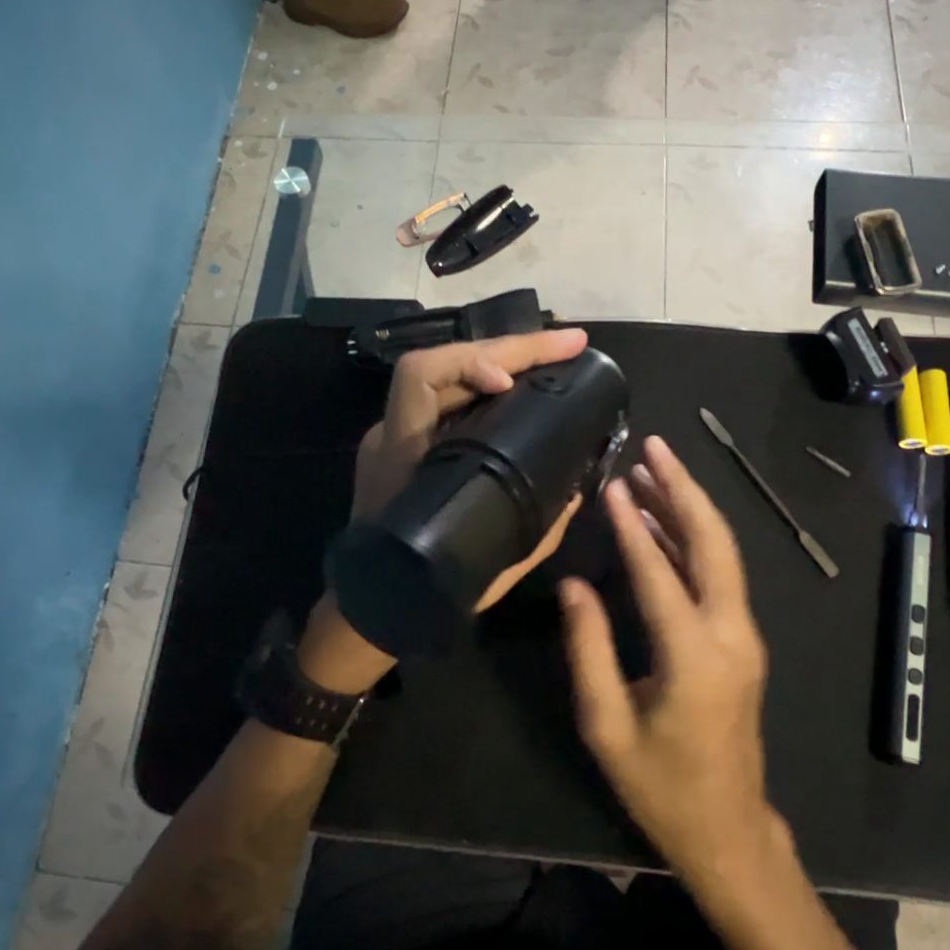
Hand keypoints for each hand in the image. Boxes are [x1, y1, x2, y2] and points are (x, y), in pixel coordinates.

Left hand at [300, 329, 591, 694]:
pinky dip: (488, 384)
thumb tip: (579, 492)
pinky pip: (449, 399)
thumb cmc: (420, 590)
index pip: (420, 378)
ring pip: (448, 374)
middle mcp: (395, 434)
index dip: (468, 364)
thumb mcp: (485, 567)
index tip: (510, 383)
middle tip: (573, 342)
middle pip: (443, 363)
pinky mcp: (408, 444)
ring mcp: (398, 435)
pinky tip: (525, 386)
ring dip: (505, 359)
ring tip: (559, 354)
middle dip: (513, 347)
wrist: (370, 607)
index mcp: (402, 455)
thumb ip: (537, 531)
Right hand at [558, 435, 778, 880]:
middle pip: (714, 544)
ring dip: (688, 509)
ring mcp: (744, 637)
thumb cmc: (661, 786)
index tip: (610, 485)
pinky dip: (691, 542)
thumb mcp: (607, 726)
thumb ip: (590, 650)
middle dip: (684, 490)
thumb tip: (575, 585)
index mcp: (695, 657)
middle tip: (654, 446)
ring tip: (651, 470)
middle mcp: (731, 635)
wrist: (728, 829)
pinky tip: (662, 522)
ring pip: (722, 554)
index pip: (661, 575)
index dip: (634, 527)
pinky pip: (718, 577)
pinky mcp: (741, 643)